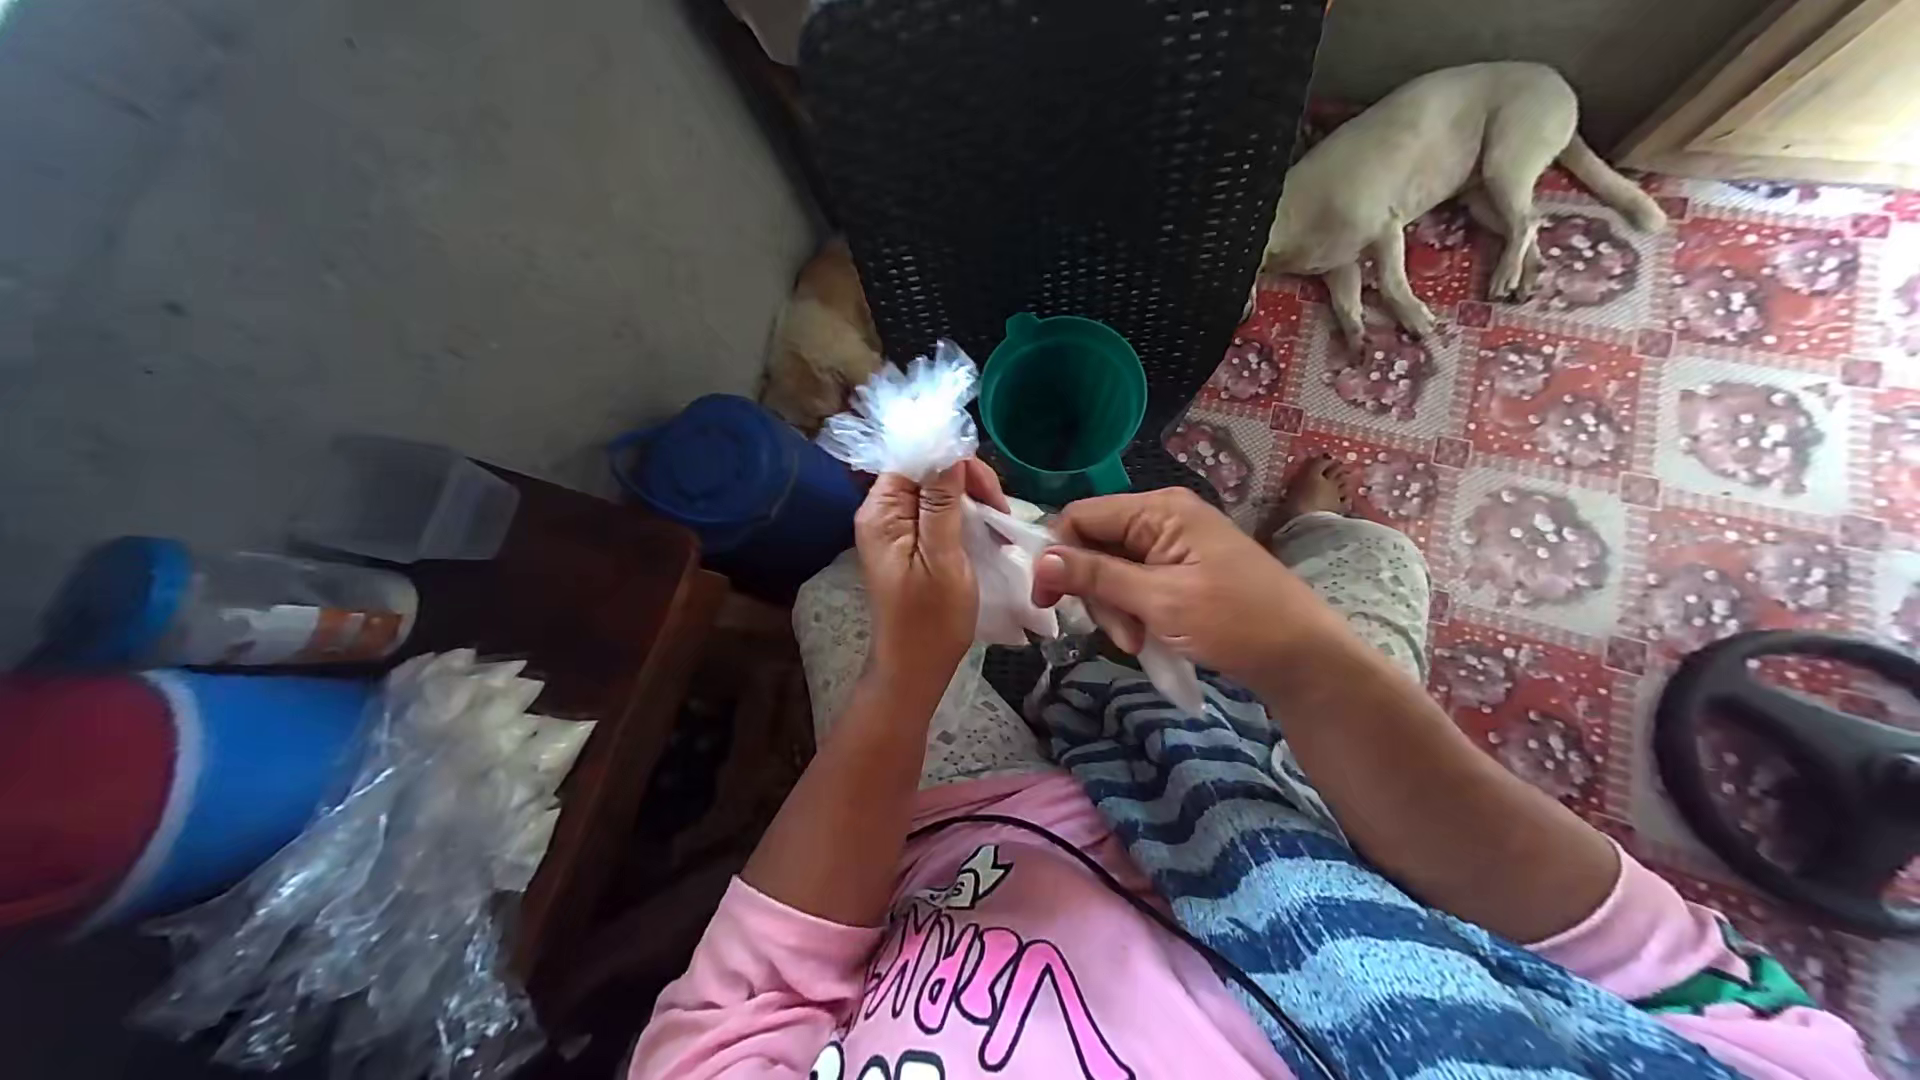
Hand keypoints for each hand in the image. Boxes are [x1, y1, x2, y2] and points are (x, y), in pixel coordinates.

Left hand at [855, 458, 1007, 686]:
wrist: (915, 668)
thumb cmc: (930, 619)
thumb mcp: (943, 557)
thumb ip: (943, 502)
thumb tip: (950, 454)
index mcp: (881, 512)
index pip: (915, 461)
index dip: (953, 464)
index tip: (989, 490)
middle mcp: (882, 514)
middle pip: (926, 473)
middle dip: (966, 483)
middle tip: (999, 511)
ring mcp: (895, 530)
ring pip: (936, 492)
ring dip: (970, 501)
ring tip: (997, 524)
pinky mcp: (909, 544)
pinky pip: (937, 514)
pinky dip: (963, 518)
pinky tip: (985, 532)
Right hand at [1030, 487, 1356, 694]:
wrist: (1303, 657)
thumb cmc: (1236, 622)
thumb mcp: (1159, 601)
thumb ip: (1097, 576)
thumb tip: (1041, 560)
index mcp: (1159, 510)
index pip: (1081, 516)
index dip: (1057, 555)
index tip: (1047, 601)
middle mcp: (1162, 518)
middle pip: (1095, 544)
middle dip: (1095, 591)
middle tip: (1117, 633)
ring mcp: (1173, 544)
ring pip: (1112, 569)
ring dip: (1113, 608)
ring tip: (1137, 641)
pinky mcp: (1180, 570)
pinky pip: (1135, 583)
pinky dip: (1132, 611)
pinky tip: (1148, 637)